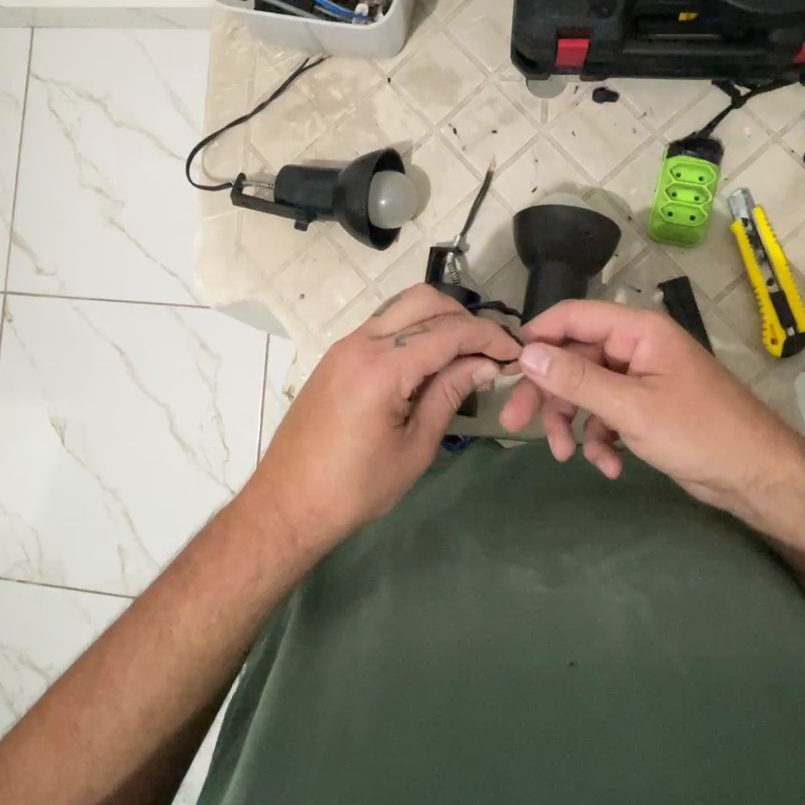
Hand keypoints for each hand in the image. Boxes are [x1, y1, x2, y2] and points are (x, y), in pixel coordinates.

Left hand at [247, 284, 521, 549]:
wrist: (288, 502)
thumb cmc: (355, 488)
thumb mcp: (414, 448)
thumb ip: (449, 396)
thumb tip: (485, 364)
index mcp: (382, 368)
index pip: (448, 332)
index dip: (489, 337)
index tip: (516, 351)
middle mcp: (361, 343)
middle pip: (423, 301)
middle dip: (464, 318)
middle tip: (490, 350)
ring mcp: (343, 346)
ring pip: (400, 308)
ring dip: (437, 320)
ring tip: (465, 355)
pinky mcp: (335, 357)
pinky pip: (383, 326)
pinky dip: (412, 330)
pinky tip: (429, 362)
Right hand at [497, 299, 804, 513]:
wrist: (759, 478)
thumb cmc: (700, 433)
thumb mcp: (631, 408)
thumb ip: (576, 380)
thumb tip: (526, 354)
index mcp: (638, 331)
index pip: (573, 317)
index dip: (537, 337)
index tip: (506, 368)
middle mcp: (636, 348)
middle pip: (573, 359)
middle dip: (548, 395)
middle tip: (517, 426)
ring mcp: (642, 379)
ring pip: (586, 391)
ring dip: (573, 424)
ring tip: (568, 457)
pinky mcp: (646, 409)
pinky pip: (607, 415)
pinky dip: (601, 440)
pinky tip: (609, 466)